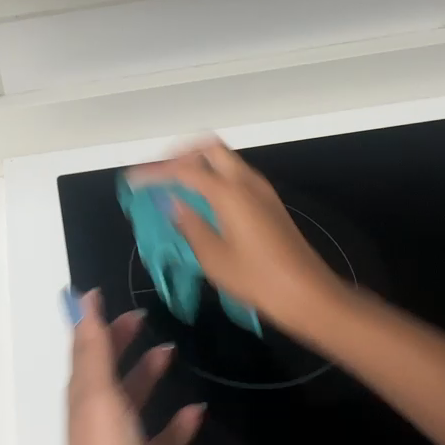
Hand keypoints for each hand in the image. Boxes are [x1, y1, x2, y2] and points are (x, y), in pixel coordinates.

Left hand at [68, 289, 203, 444]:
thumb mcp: (99, 398)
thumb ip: (94, 349)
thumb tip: (82, 296)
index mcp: (83, 399)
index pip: (86, 350)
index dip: (95, 322)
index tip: (107, 294)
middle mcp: (99, 421)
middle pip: (108, 372)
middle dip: (121, 343)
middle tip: (145, 317)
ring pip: (134, 402)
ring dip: (149, 375)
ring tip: (173, 352)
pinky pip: (162, 442)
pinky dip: (178, 424)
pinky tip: (198, 412)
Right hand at [131, 138, 348, 329]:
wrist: (310, 296)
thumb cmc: (259, 280)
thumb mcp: (214, 258)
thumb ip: (189, 225)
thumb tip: (173, 204)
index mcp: (228, 192)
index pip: (183, 169)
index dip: (155, 172)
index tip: (134, 180)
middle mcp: (245, 181)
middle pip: (208, 148)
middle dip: (180, 155)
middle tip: (160, 174)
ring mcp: (261, 190)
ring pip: (224, 159)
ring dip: (198, 165)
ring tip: (175, 187)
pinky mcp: (268, 202)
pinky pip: (234, 175)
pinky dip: (213, 178)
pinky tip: (202, 202)